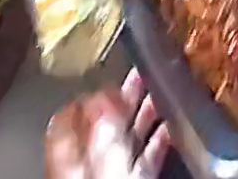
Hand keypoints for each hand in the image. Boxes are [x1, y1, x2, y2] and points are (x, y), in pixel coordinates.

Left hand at [46, 70, 171, 178]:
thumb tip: (103, 93)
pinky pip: (142, 162)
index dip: (87, 94)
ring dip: (143, 115)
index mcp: (71, 163)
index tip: (110, 70)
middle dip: (123, 97)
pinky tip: (171, 130)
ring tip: (164, 90)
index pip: (66, 121)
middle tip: (146, 69)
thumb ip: (106, 131)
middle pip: (100, 127)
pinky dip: (156, 143)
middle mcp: (86, 170)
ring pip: (123, 142)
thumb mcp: (108, 168)